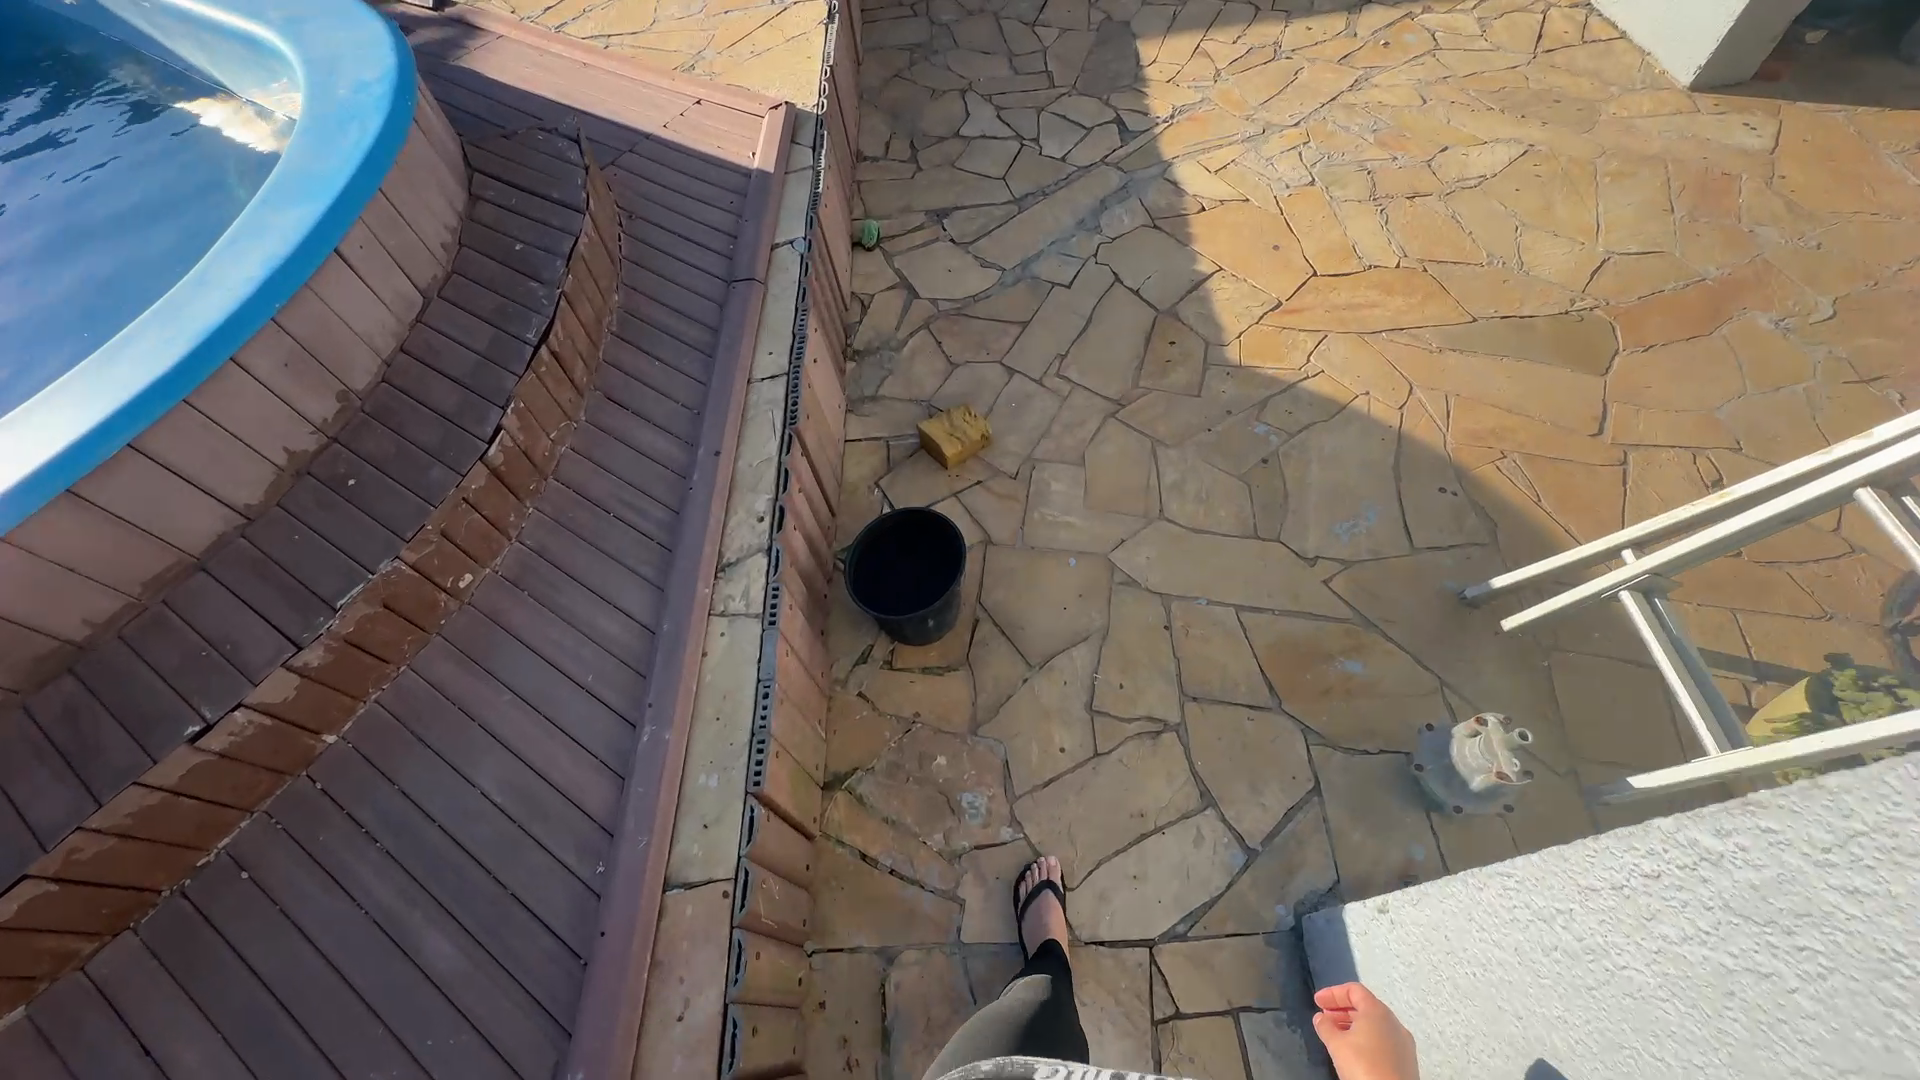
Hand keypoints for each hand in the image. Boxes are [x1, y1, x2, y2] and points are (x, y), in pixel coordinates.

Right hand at [1312, 983, 1418, 1079]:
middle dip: (1342, 1009)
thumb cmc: (1363, 1066)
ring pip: (1375, 1025)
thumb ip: (1325, 1026)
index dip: (1333, 993)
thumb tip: (1321, 1018)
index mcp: (1377, 1011)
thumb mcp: (1335, 1044)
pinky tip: (1355, 1052)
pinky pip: (1383, 1041)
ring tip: (1336, 1035)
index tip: (1318, 1002)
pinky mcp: (1407, 1061)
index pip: (1354, 990)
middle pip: (1365, 1006)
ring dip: (1354, 1025)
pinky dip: (1367, 1039)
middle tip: (1325, 1017)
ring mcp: (1403, 1043)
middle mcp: (1394, 1023)